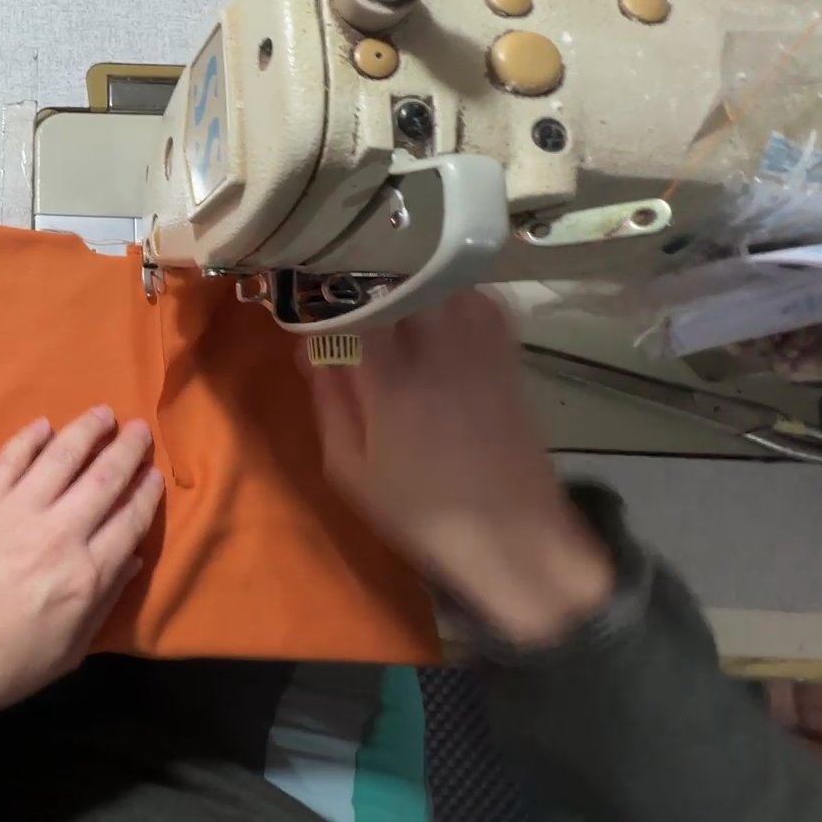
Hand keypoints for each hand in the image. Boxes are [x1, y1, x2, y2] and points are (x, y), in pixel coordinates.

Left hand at [0, 406, 163, 724]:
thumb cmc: (7, 662)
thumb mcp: (71, 649)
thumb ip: (106, 600)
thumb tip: (132, 557)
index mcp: (86, 575)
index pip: (129, 521)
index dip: (146, 494)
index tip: (155, 474)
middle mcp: (58, 533)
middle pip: (103, 480)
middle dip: (127, 450)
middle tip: (140, 428)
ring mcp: (17, 510)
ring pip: (61, 457)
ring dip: (86, 430)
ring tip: (102, 413)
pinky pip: (11, 458)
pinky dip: (29, 437)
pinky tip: (44, 424)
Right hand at [308, 290, 614, 645]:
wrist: (515, 542)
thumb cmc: (419, 510)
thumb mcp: (348, 467)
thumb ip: (328, 401)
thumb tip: (309, 350)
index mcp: (394, 382)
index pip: (357, 308)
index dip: (328, 293)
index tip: (306, 295)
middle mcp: (441, 355)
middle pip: (405, 284)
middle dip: (368, 279)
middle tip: (343, 287)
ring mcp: (483, 354)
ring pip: (448, 286)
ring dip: (413, 281)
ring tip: (386, 292)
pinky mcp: (510, 363)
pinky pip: (485, 305)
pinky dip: (456, 294)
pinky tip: (436, 307)